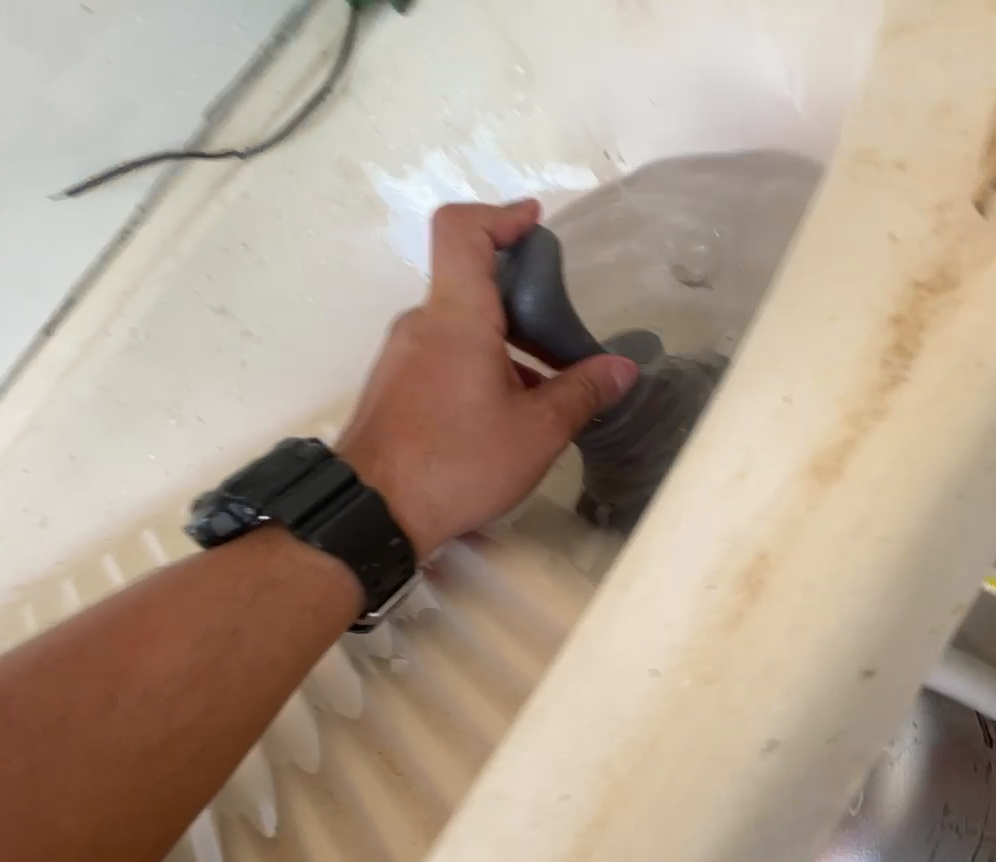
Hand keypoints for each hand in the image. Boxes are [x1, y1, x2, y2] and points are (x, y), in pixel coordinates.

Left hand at [336, 201, 637, 553]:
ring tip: (550, 389)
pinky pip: (447, 354)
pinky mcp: (397, 384)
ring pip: (463, 326)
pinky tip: (512, 412)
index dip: (501, 215)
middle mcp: (423, 324)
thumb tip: (623, 369)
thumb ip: (583, 392)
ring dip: (510, 342)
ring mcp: (403, 354)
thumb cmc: (460, 462)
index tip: (536, 222)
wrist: (372, 512)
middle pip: (474, 284)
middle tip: (568, 336)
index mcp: (457, 319)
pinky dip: (485, 364)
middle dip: (527, 300)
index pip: (463, 232)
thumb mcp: (538, 431)